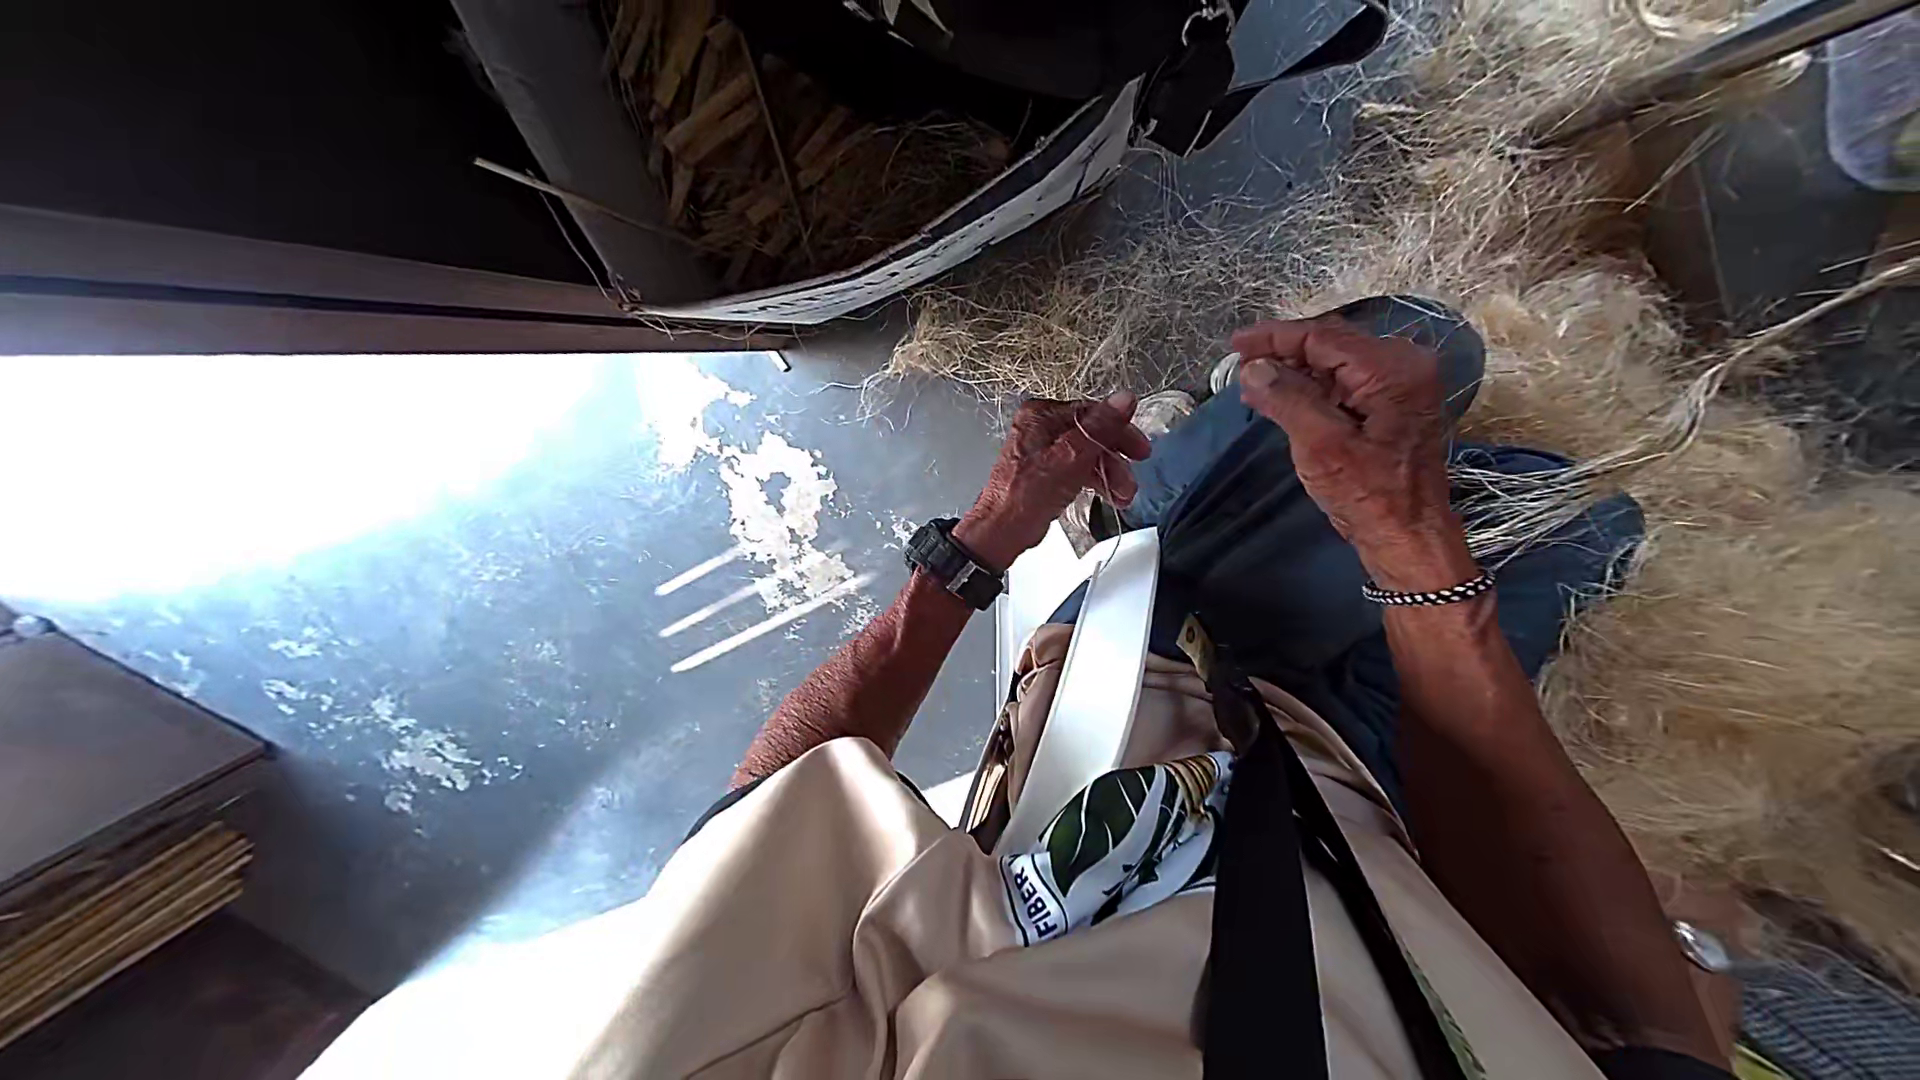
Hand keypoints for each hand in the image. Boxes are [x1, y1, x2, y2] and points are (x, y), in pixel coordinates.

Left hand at [952, 393, 1152, 572]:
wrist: (1002, 531)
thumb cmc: (1025, 496)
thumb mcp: (1070, 457)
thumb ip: (1100, 428)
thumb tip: (1123, 400)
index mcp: (1041, 416)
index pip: (1092, 413)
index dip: (1119, 431)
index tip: (1138, 447)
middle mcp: (1039, 429)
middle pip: (1092, 435)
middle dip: (1114, 459)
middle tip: (1130, 475)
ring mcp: (1042, 451)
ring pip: (1087, 455)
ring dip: (1108, 474)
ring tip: (1122, 494)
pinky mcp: (1045, 473)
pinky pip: (1076, 469)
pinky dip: (1094, 481)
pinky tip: (1107, 495)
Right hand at [1231, 316, 1476, 591]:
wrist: (1406, 535)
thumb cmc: (1367, 493)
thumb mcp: (1321, 445)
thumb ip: (1287, 399)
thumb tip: (1253, 367)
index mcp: (1391, 370)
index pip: (1323, 337)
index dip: (1275, 337)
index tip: (1236, 344)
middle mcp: (1402, 368)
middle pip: (1331, 344)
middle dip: (1283, 351)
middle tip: (1240, 362)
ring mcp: (1398, 389)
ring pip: (1335, 363)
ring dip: (1293, 369)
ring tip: (1253, 381)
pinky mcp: (1389, 409)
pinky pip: (1343, 384)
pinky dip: (1309, 386)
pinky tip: (1282, 396)